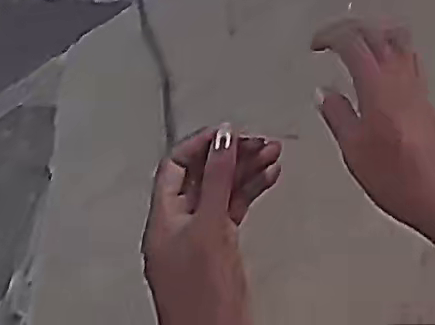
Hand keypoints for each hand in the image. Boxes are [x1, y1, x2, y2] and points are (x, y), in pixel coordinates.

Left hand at [143, 126, 275, 324]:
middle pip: (202, 173)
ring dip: (247, 167)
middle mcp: (179, 224)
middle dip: (231, 153)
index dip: (201, 144)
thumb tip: (222, 137)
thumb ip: (217, 178)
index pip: (175, 165)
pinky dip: (252, 188)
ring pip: (222, 187)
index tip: (227, 132)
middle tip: (256, 141)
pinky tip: (268, 176)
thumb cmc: (200, 301)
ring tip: (271, 151)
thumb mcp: (209, 226)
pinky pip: (234, 205)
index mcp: (163, 219)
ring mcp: (200, 235)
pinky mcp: (219, 246)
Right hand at [312, 20, 434, 260]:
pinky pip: (408, 54)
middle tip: (331, 38)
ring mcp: (414, 80)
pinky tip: (382, 63)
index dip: (331, 36)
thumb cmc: (393, 174)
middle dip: (349, 27)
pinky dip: (392, 46)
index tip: (316, 45)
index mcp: (376, 83)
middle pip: (375, 31)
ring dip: (373, 31)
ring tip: (355, 42)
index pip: (352, 42)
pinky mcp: (424, 92)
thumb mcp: (353, 149)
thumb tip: (325, 93)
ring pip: (396, 37)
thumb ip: (338, 114)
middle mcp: (397, 74)